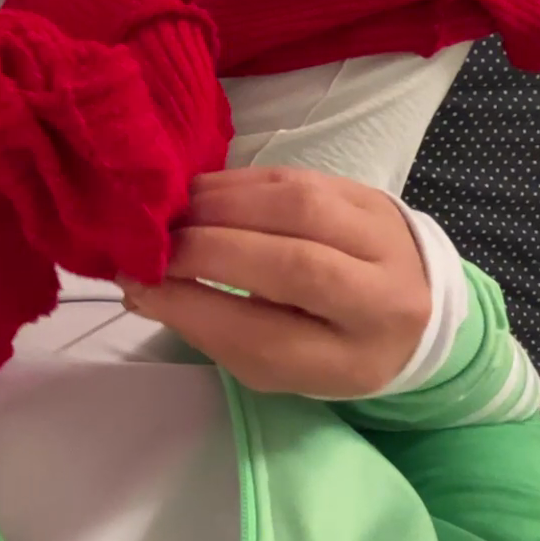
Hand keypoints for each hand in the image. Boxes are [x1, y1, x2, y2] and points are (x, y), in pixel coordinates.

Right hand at [118, 167, 430, 397]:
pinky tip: (200, 195)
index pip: (263, 337)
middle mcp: (384, 301)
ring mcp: (384, 238)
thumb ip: (204, 324)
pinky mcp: (367, 193)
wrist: (404, 304)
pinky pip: (293, 177)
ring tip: (174, 217)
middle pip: (292, 267)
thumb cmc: (319, 341)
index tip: (137, 285)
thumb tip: (136, 286)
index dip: (190, 305)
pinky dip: (234, 184)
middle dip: (204, 250)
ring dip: (218, 208)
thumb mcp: (267, 360)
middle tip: (153, 247)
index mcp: (350, 362)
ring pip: (297, 208)